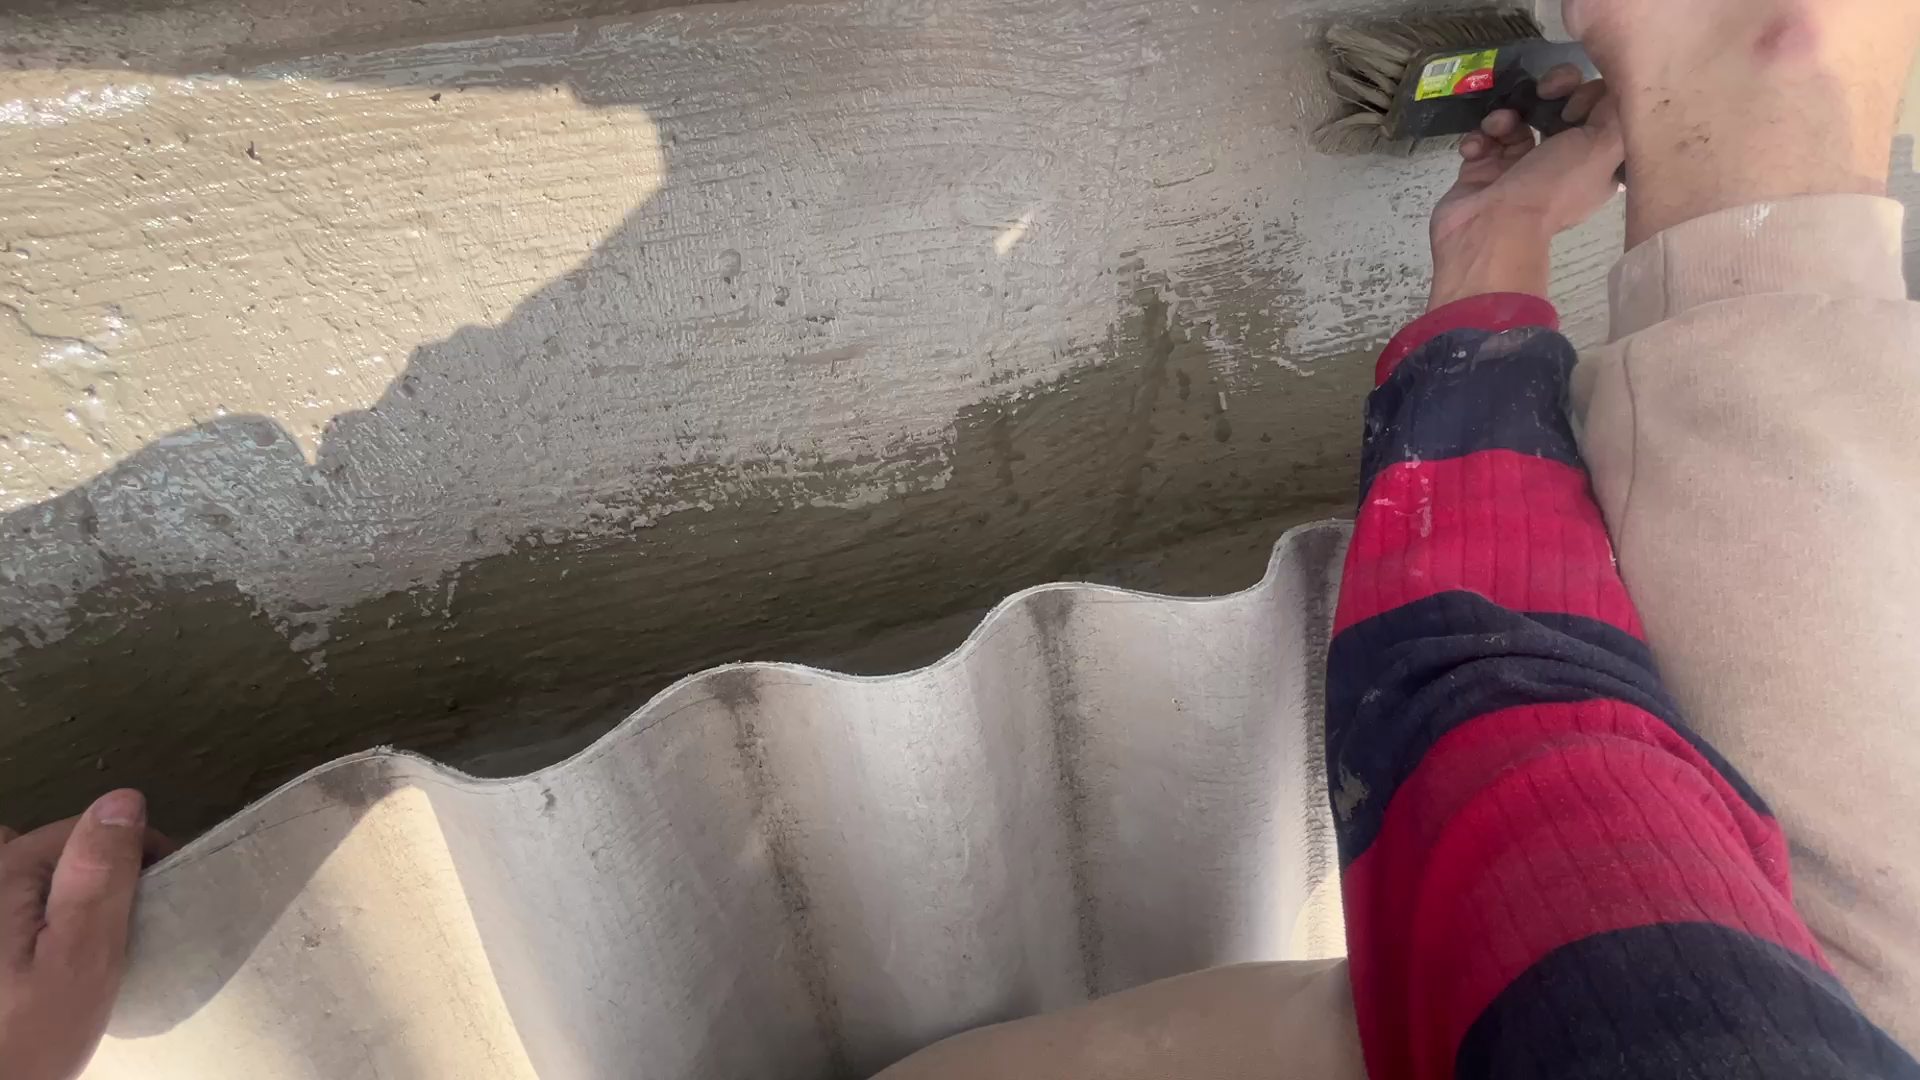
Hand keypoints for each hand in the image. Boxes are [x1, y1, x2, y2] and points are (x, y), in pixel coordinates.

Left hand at [0, 791, 171, 1079]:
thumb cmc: (27, 1036)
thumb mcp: (83, 955)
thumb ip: (100, 874)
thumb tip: (123, 801)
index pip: (85, 828)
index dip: (135, 849)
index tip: (160, 890)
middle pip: (38, 849)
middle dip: (85, 868)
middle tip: (111, 920)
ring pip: (16, 878)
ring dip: (48, 889)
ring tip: (69, 937)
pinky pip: (9, 907)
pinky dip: (27, 914)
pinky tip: (31, 960)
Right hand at [1427, 65, 1624, 309]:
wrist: (1489, 229)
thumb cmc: (1552, 186)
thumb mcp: (1606, 142)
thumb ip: (1617, 106)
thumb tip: (1602, 87)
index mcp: (1593, 161)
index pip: (1601, 112)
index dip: (1593, 95)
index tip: (1578, 101)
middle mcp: (1557, 164)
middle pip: (1560, 111)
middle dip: (1552, 92)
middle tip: (1543, 89)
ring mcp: (1514, 170)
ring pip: (1517, 124)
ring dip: (1507, 116)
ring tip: (1499, 125)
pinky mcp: (1480, 175)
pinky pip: (1482, 143)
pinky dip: (1478, 139)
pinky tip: (1476, 146)